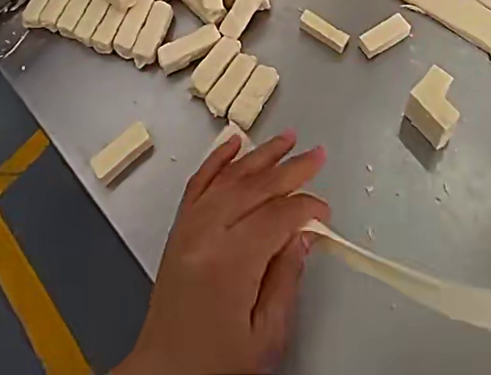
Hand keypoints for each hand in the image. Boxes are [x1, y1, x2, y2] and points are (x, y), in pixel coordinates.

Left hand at [114, 130, 329, 374]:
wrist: (165, 374)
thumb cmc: (218, 365)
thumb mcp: (266, 336)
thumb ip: (286, 279)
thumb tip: (303, 233)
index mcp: (230, 265)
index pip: (275, 217)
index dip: (304, 207)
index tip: (325, 210)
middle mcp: (205, 235)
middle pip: (253, 189)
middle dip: (290, 169)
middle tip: (317, 155)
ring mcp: (188, 227)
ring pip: (227, 178)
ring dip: (259, 155)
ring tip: (286, 138)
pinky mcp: (178, 228)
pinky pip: (198, 183)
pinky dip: (216, 159)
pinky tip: (234, 143)